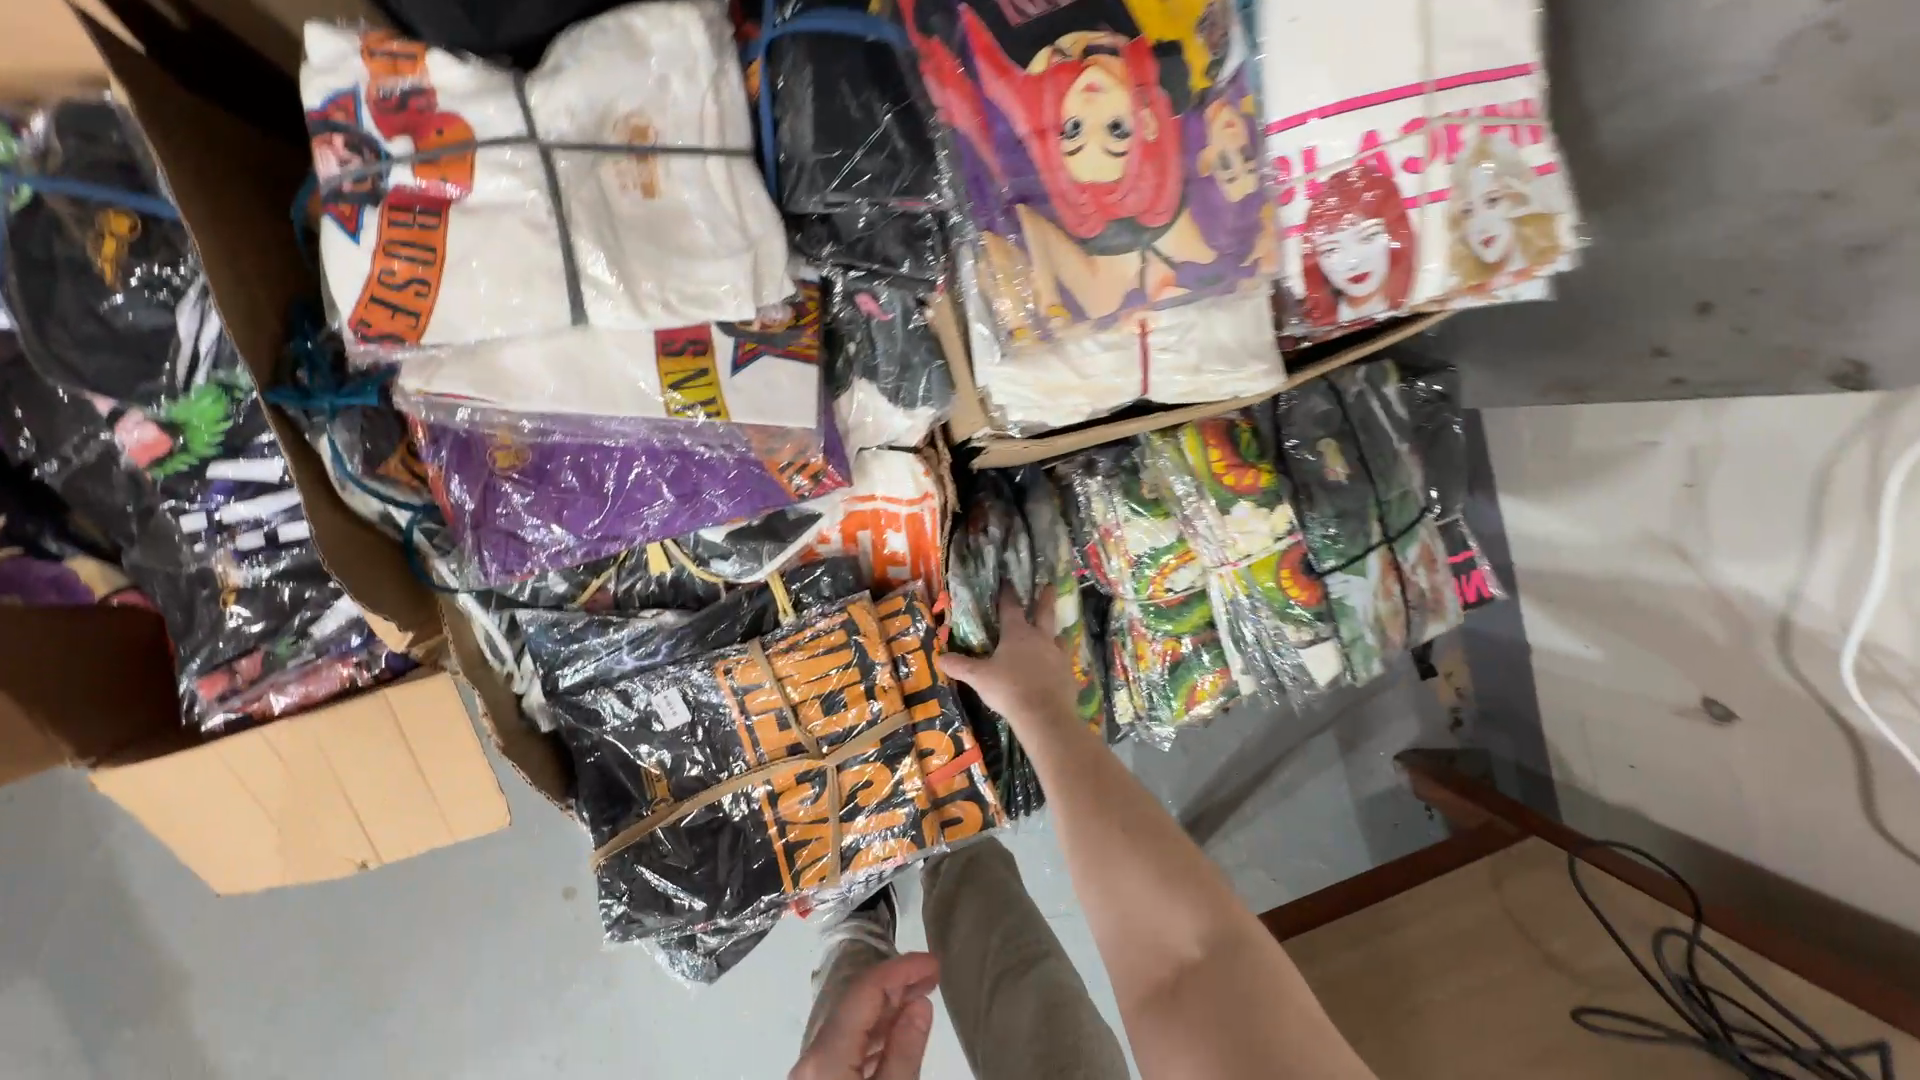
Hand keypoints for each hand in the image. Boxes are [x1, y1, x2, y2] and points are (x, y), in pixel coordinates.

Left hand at [790, 952, 938, 1079]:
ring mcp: (811, 1070)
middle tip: (934, 974)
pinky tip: (899, 1032)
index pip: (865, 990)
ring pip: (851, 1024)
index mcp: (826, 1053)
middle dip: (896, 983)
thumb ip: (905, 1051)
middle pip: (856, 1003)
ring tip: (923, 997)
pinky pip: (848, 1046)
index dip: (901, 968)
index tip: (934, 962)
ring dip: (888, 1008)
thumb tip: (920, 1004)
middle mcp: (812, 1054)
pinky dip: (876, 1034)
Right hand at [938, 589, 1079, 733]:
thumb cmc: (1008, 689)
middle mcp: (1040, 639)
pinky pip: (1063, 662)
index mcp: (1017, 634)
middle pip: (1044, 613)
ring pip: (1058, 637)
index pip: (1011, 607)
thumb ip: (960, 666)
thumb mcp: (979, 678)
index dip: (1007, 593)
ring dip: (1055, 632)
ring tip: (1055, 632)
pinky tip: (1056, 667)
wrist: (1044, 715)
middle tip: (1049, 584)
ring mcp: (1057, 656)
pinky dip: (1058, 661)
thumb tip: (940, 658)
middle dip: (1045, 598)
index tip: (1008, 580)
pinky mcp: (1067, 674)